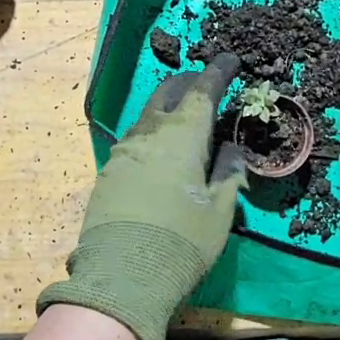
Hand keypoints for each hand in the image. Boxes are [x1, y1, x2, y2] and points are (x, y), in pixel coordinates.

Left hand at [37, 54, 246, 339]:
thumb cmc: (182, 242)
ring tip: (186, 112)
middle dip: (190, 81)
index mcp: (182, 134)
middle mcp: (149, 132)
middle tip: (207, 83)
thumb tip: (229, 148)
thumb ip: (228, 172)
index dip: (218, 72)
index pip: (203, 90)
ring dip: (169, 104)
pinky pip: (136, 136)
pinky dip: (155, 129)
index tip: (230, 60)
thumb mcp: (220, 210)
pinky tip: (162, 146)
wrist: (120, 278)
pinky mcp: (109, 171)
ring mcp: (124, 151)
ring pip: (149, 112)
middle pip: (169, 91)